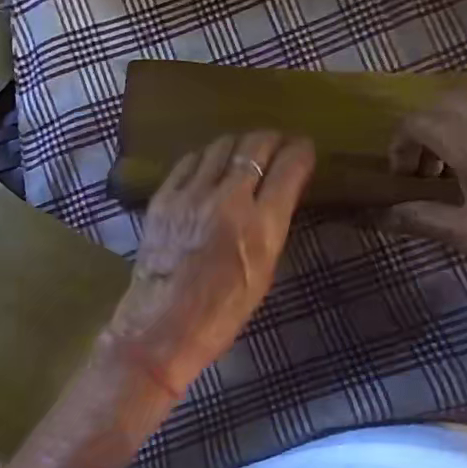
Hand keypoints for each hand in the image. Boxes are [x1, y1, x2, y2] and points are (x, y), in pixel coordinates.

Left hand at [107, 131, 315, 395]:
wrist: (162, 327)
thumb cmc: (221, 314)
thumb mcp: (263, 273)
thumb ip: (272, 228)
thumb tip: (278, 196)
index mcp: (261, 226)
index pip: (289, 167)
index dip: (302, 151)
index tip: (305, 149)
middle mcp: (228, 200)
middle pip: (256, 146)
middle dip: (273, 140)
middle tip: (278, 144)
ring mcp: (191, 195)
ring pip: (221, 146)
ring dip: (239, 143)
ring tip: (245, 150)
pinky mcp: (164, 198)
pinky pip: (190, 162)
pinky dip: (206, 157)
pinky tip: (210, 164)